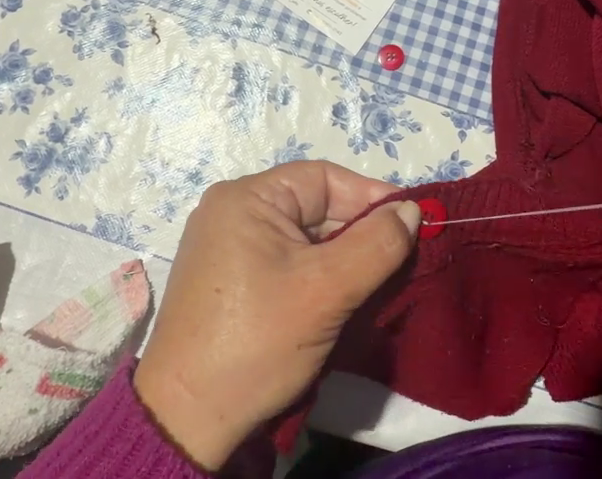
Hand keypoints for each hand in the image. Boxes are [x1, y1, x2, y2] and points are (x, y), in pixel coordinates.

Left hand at [132, 161, 420, 468]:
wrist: (187, 421)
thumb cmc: (256, 342)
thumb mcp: (326, 290)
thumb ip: (377, 244)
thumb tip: (412, 210)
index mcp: (247, 198)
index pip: (326, 179)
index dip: (373, 198)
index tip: (414, 225)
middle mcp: (233, 211)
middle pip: (316, 207)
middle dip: (360, 232)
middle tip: (400, 261)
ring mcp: (228, 246)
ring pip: (305, 237)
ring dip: (343, 257)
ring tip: (377, 282)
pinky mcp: (231, 279)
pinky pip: (288, 261)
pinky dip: (319, 274)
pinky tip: (343, 298)